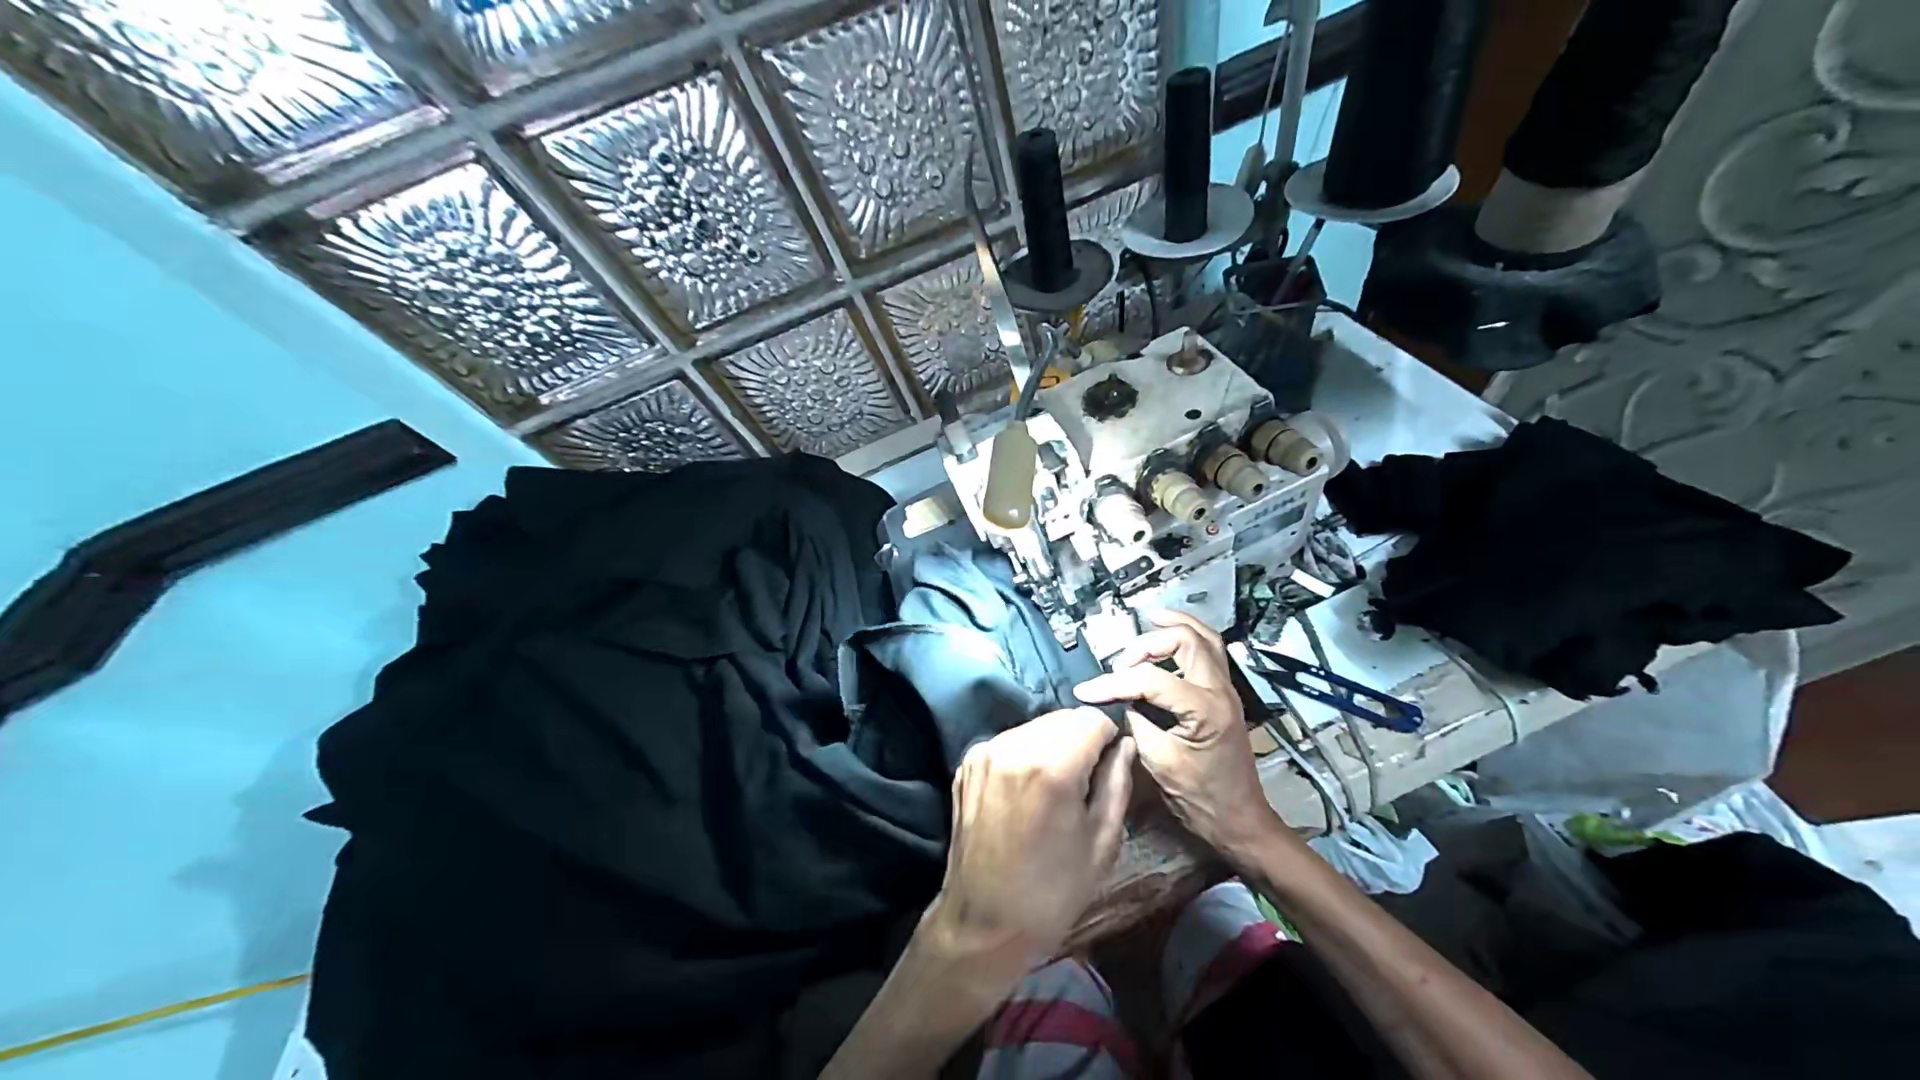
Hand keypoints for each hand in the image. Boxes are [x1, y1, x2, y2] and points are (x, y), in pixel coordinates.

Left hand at [919, 707, 1134, 980]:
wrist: (983, 922)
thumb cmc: (1053, 892)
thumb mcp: (1102, 842)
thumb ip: (1117, 782)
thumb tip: (1125, 744)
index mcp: (1051, 765)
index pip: (1092, 719)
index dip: (1109, 739)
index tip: (1109, 768)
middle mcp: (1013, 746)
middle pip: (1063, 717)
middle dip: (1081, 740)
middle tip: (1084, 783)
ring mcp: (985, 751)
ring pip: (1036, 726)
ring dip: (1053, 744)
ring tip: (1055, 789)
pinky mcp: (968, 761)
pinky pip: (1011, 741)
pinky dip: (1026, 754)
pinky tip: (1027, 792)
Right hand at [1073, 611, 1280, 860]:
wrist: (1238, 819)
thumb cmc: (1201, 798)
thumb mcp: (1159, 762)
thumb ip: (1135, 722)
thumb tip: (1116, 699)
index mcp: (1206, 709)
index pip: (1151, 678)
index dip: (1113, 682)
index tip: (1086, 691)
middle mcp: (1221, 690)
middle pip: (1186, 640)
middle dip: (1147, 643)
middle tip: (1122, 661)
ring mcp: (1227, 689)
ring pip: (1205, 637)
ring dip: (1175, 625)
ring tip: (1149, 619)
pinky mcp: (1224, 694)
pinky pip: (1209, 651)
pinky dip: (1187, 637)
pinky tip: (1167, 638)